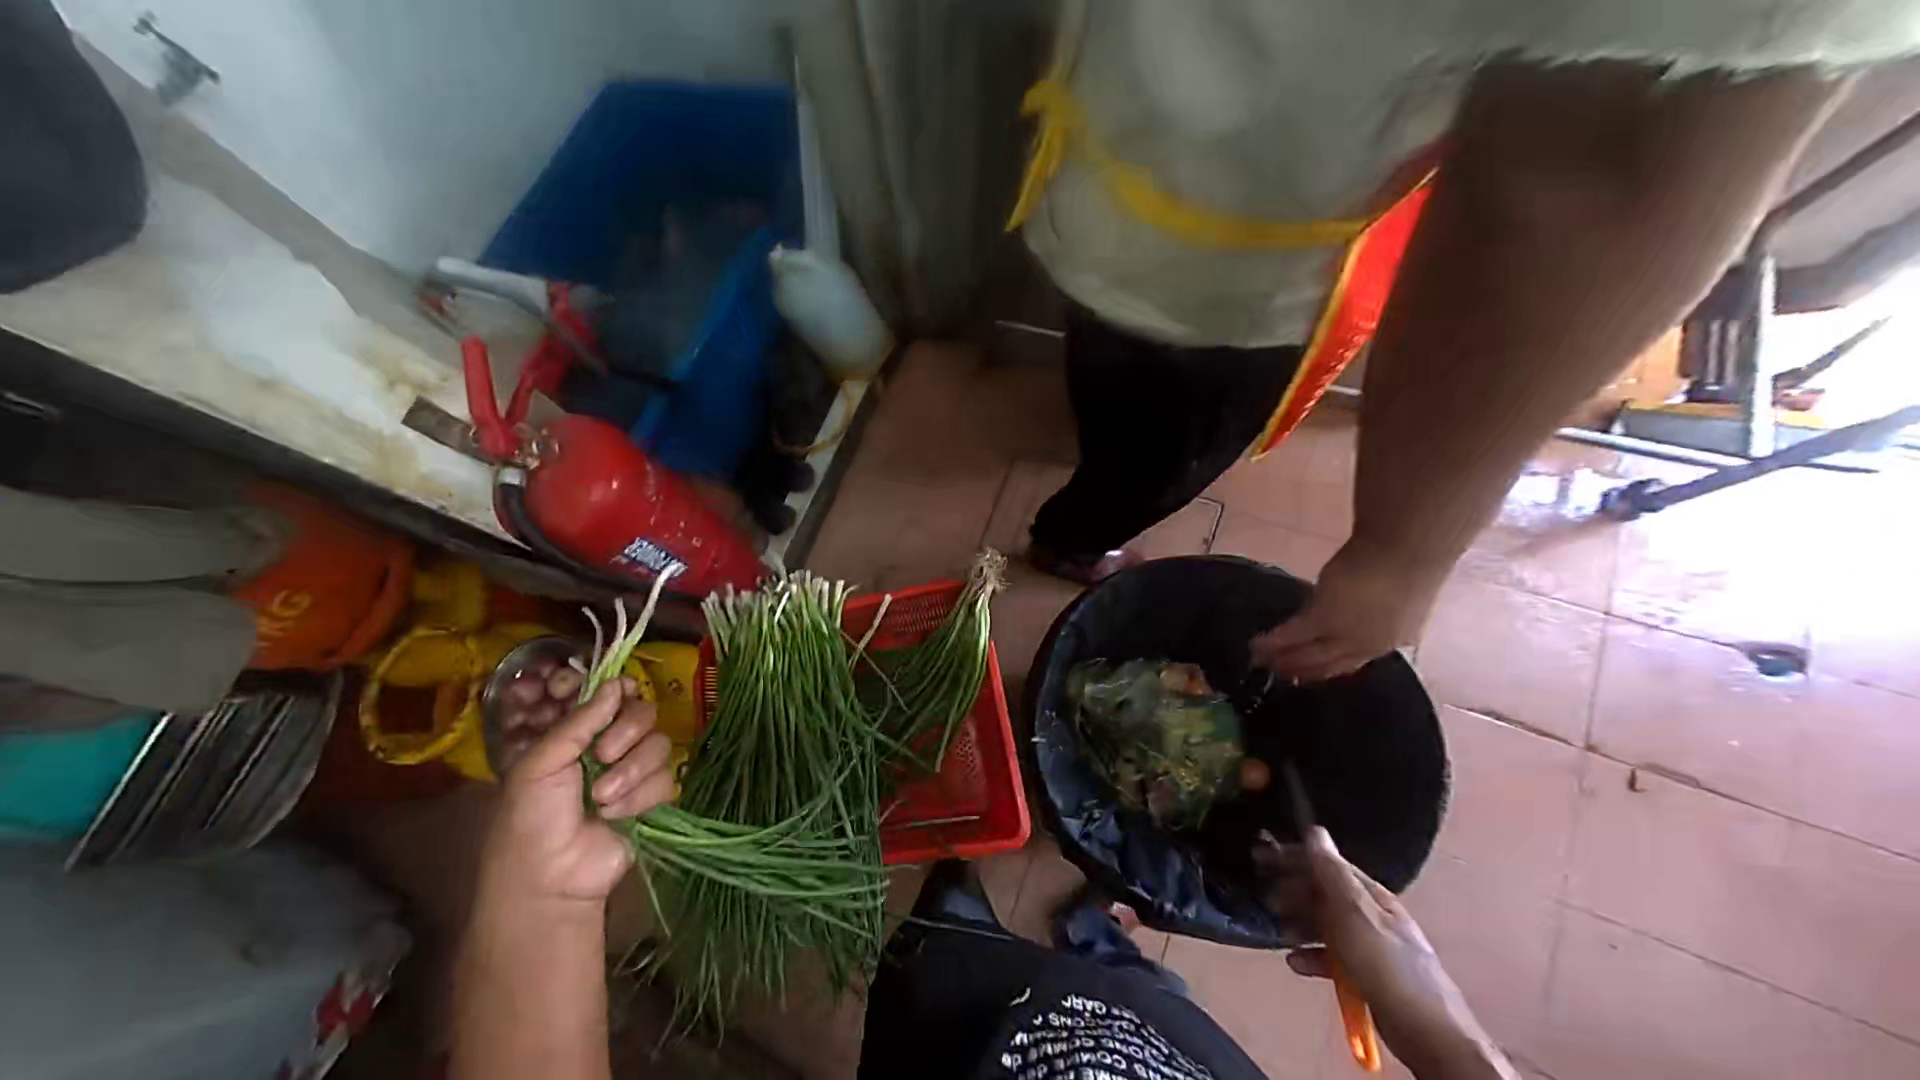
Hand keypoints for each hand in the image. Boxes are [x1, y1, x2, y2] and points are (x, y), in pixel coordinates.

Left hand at [479, 670, 675, 908]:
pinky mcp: (653, 798)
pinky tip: (617, 815)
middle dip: (627, 733)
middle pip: (645, 713)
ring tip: (602, 799)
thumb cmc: (532, 818)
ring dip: (630, 772)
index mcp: (581, 732)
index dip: (623, 691)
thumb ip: (580, 721)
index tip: (623, 694)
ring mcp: (635, 771)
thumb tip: (617, 684)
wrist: (550, 877)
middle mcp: (611, 745)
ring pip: (659, 745)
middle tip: (602, 756)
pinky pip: (666, 779)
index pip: (615, 695)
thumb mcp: (540, 763)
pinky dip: (641, 797)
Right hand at [1249, 541, 1442, 681]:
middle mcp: (1368, 647)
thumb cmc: (1406, 560)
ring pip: (1309, 656)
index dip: (1322, 669)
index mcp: (1390, 640)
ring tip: (1258, 658)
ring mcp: (1346, 635)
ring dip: (1281, 659)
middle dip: (1296, 670)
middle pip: (1326, 667)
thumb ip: (1368, 609)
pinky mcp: (1325, 618)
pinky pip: (1294, 636)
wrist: (1406, 549)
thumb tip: (1344, 609)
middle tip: (1272, 671)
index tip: (1300, 673)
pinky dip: (1274, 642)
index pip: (1350, 663)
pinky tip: (1258, 643)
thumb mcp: (1390, 594)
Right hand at [1255, 829, 1513, 1079]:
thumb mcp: (1354, 913)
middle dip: (1292, 890)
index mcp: (1369, 894)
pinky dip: (1312, 955)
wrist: (1430, 1035)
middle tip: (1265, 897)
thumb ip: (1332, 873)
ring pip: (1325, 923)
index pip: (1326, 863)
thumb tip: (1314, 830)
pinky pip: (1332, 956)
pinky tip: (1296, 962)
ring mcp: (1369, 945)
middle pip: (1324, 892)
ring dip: (1299, 922)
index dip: (1292, 857)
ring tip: (1279, 929)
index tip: (1260, 856)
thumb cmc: (1385, 966)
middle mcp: (1370, 914)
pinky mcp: (1367, 974)